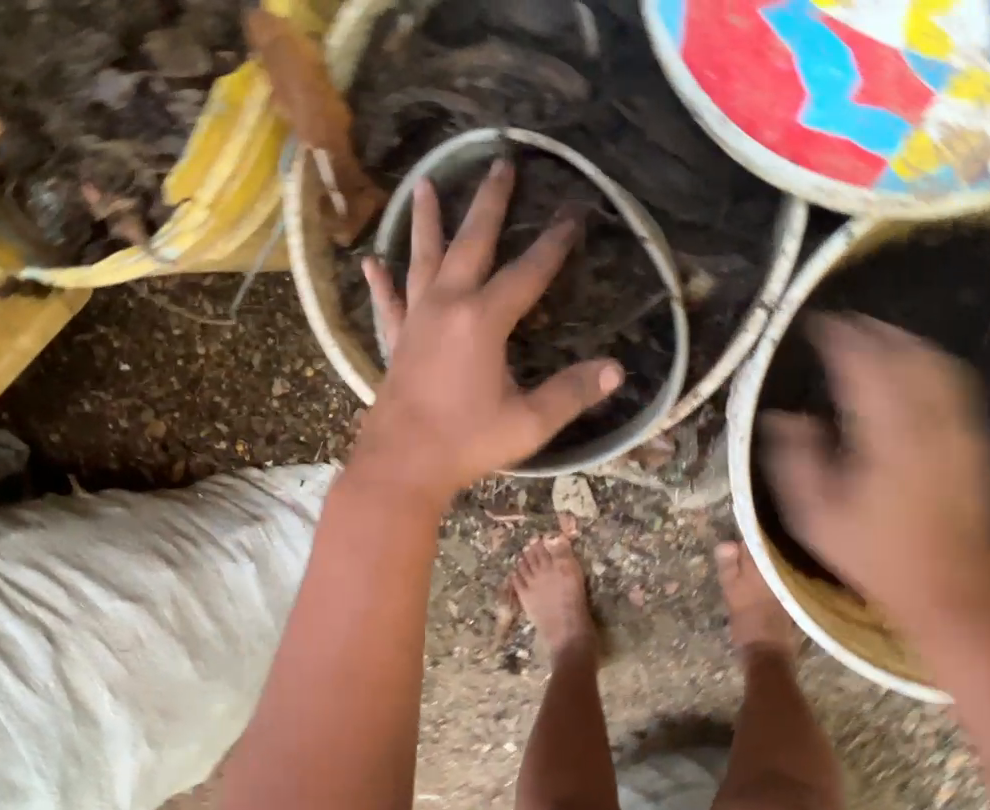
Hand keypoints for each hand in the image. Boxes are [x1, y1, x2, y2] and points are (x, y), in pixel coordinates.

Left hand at [352, 160, 623, 505]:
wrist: (402, 465)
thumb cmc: (466, 443)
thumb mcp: (529, 422)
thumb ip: (572, 393)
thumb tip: (616, 370)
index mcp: (483, 321)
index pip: (527, 272)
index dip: (554, 243)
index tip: (574, 212)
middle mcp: (446, 307)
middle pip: (471, 243)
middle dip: (490, 203)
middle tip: (500, 163)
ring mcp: (416, 321)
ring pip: (422, 259)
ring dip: (425, 221)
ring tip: (423, 184)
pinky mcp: (396, 343)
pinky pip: (389, 304)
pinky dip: (383, 283)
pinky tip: (373, 263)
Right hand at [762, 314, 989, 614]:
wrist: (950, 585)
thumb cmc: (875, 555)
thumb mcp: (815, 517)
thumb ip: (795, 462)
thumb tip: (784, 420)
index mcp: (887, 437)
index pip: (865, 368)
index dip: (842, 339)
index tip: (820, 324)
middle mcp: (929, 423)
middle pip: (908, 357)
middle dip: (876, 333)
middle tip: (847, 325)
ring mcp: (960, 431)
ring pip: (939, 367)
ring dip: (907, 344)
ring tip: (879, 338)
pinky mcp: (976, 444)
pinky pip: (955, 387)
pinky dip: (930, 366)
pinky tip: (915, 373)